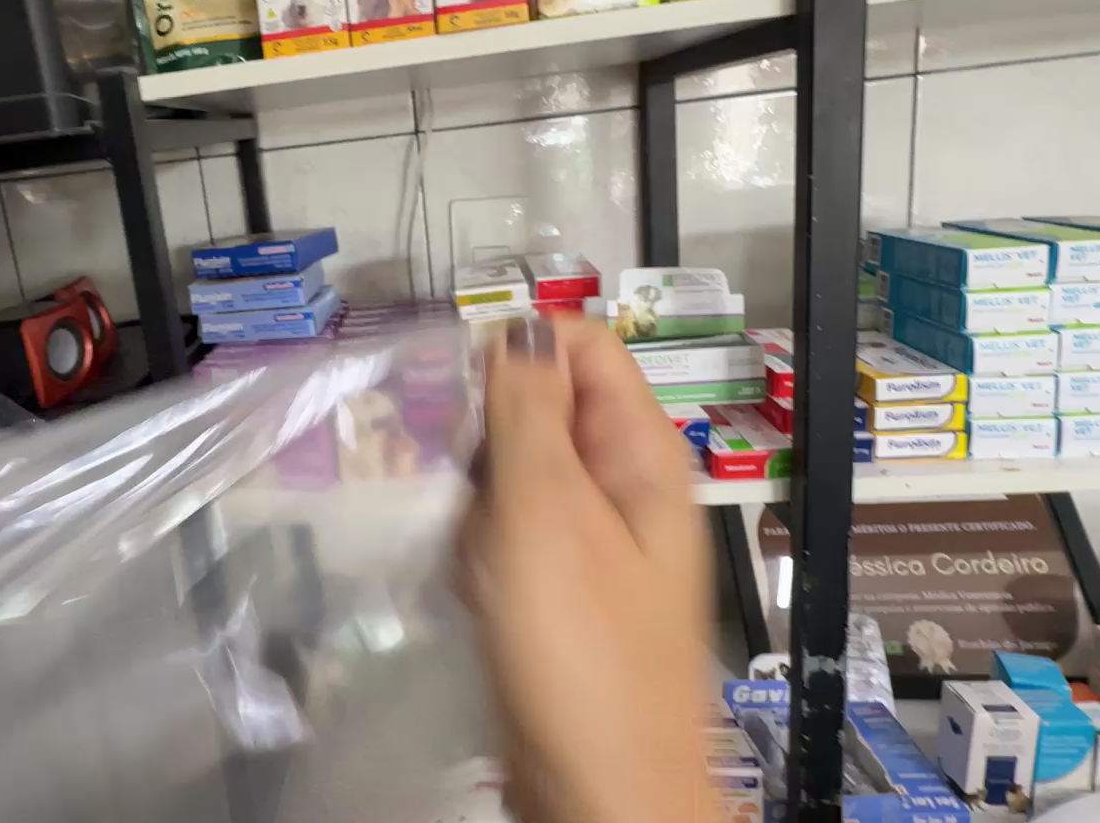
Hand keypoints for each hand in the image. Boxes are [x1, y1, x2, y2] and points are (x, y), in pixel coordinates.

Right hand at [461, 318, 719, 822]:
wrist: (596, 788)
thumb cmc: (579, 644)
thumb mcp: (546, 510)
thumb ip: (529, 409)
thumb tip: (519, 324)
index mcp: (637, 447)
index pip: (580, 346)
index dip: (519, 350)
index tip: (462, 390)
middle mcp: (619, 477)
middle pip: (539, 404)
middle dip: (490, 441)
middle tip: (474, 492)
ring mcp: (587, 526)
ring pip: (511, 466)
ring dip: (479, 501)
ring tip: (480, 553)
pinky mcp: (557, 569)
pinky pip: (506, 521)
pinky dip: (482, 543)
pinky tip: (481, 584)